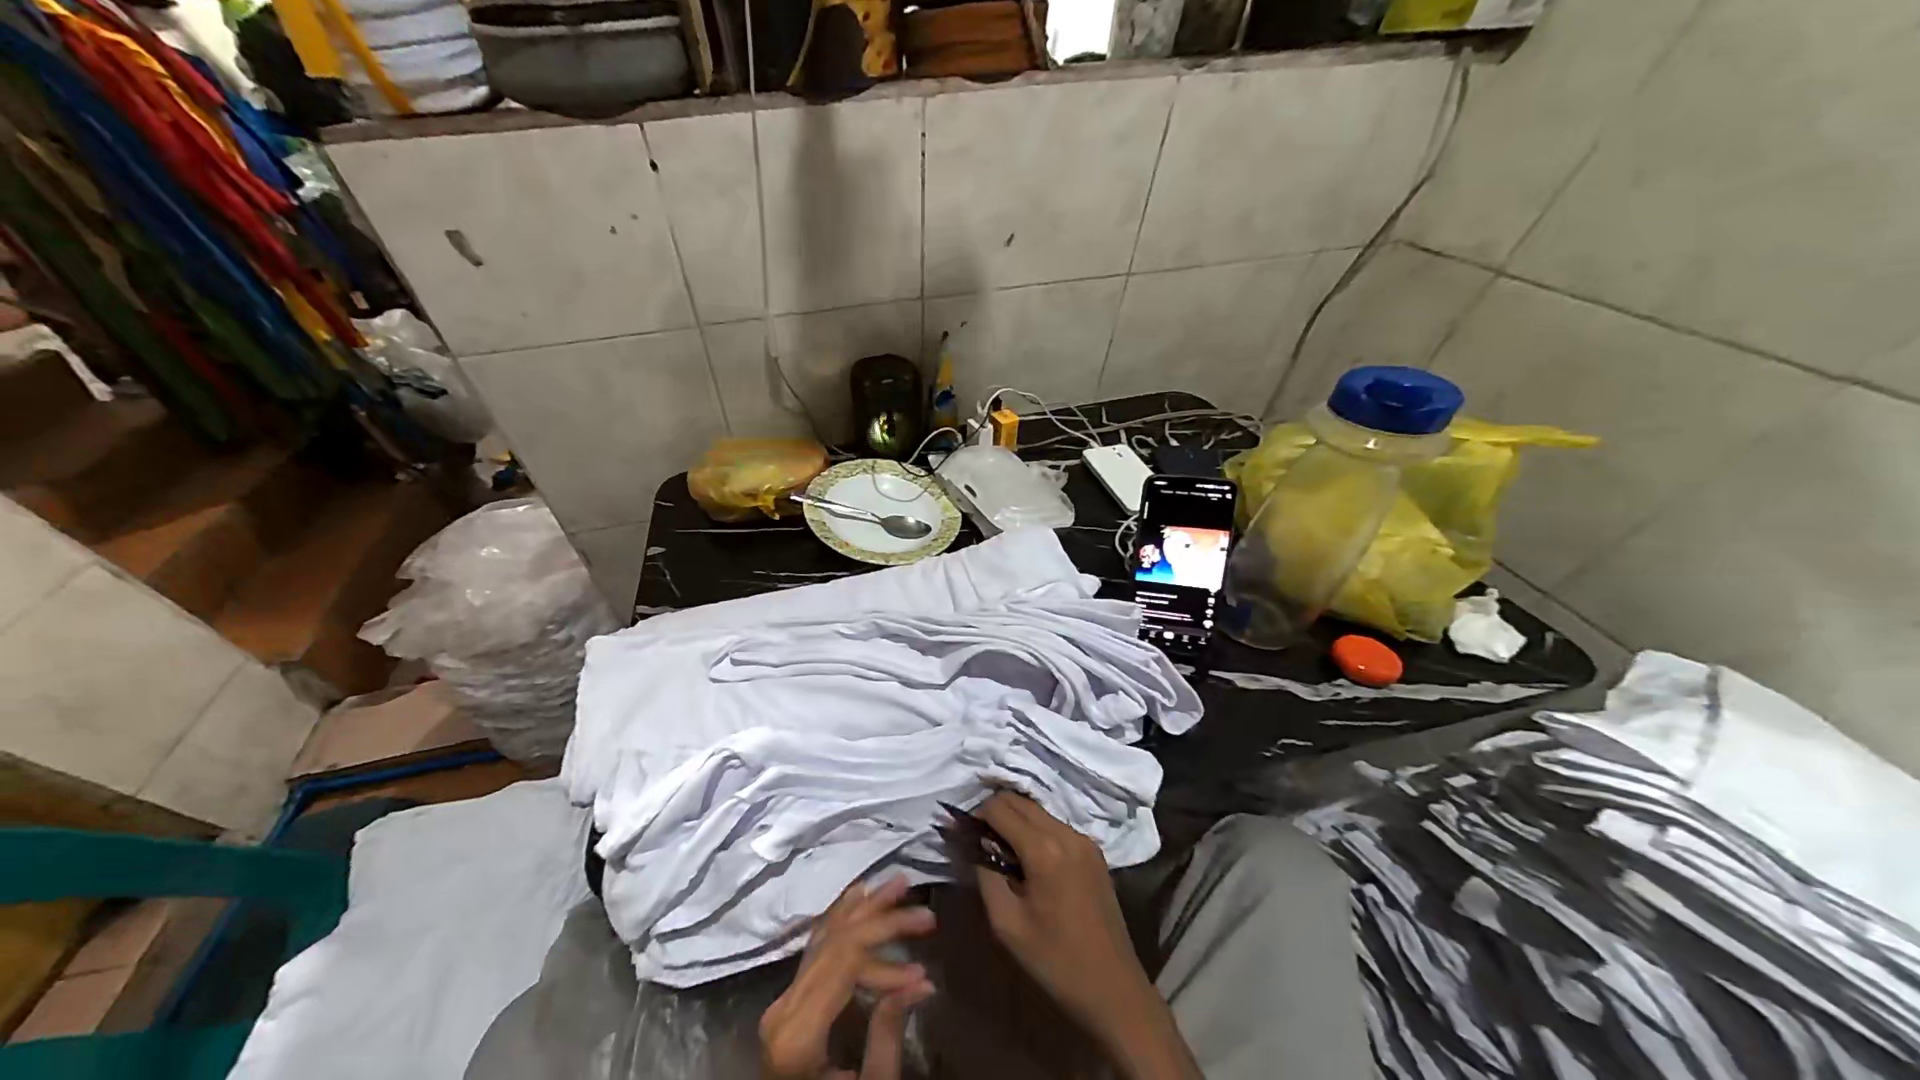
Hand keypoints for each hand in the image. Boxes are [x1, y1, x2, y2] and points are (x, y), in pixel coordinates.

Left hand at [760, 876, 936, 1079]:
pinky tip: (857, 897)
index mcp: (797, 1031)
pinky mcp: (788, 1002)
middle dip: (881, 918)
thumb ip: (888, 1033)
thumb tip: (921, 980)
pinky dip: (840, 921)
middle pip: (835, 942)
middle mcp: (782, 1006)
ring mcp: (781, 1002)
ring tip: (897, 884)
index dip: (887, 945)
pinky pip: (815, 950)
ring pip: (824, 937)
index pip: (844, 959)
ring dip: (863, 909)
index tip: (926, 955)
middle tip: (923, 906)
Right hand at [973, 794, 1201, 1079]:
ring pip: (1038, 811)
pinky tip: (1027, 861)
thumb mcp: (1006, 923)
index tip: (961, 836)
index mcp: (1044, 849)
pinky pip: (1055, 826)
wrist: (1113, 989)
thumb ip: (985, 873)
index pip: (999, 807)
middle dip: (994, 813)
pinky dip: (1035, 831)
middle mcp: (1067, 833)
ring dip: (1015, 821)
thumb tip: (971, 844)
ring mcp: (1085, 840)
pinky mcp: (1094, 852)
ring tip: (1000, 853)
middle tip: (977, 842)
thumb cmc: (1055, 960)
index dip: (975, 817)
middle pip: (1020, 801)